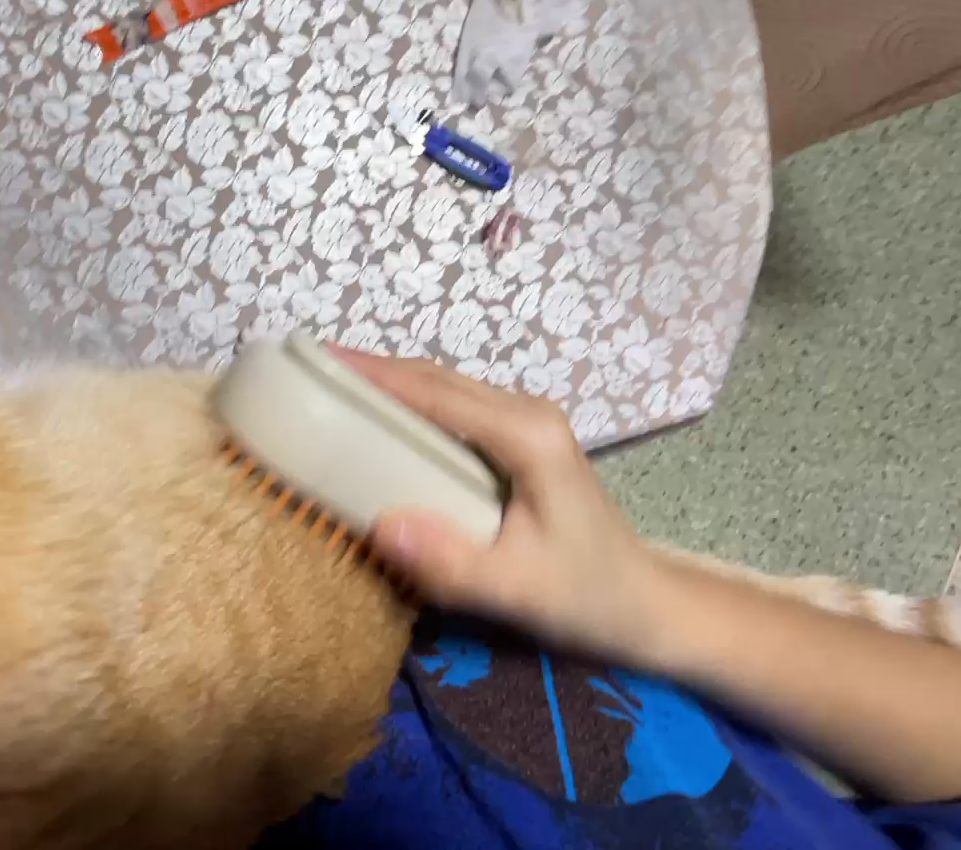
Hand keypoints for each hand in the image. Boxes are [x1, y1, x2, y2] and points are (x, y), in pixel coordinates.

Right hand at [329, 347, 668, 661]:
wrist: (645, 603)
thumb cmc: (587, 595)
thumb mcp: (516, 591)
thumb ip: (450, 562)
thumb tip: (379, 524)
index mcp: (528, 435)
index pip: (438, 392)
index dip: (377, 374)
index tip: (322, 358)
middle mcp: (527, 411)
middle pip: (438, 376)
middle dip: (374, 367)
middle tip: (314, 367)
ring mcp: (525, 419)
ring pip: (444, 384)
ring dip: (391, 380)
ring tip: (335, 382)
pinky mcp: (518, 435)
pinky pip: (453, 405)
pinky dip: (411, 400)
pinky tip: (380, 414)